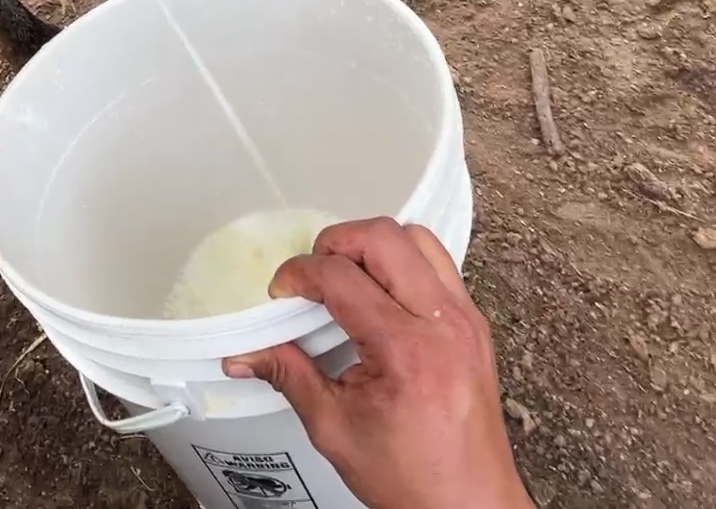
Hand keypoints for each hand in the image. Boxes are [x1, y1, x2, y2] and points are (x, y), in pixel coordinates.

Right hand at [225, 220, 532, 508]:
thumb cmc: (409, 478)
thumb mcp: (333, 428)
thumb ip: (286, 374)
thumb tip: (241, 354)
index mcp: (406, 350)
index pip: (340, 276)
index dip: (298, 274)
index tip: (281, 293)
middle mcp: (442, 323)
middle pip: (382, 237)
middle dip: (335, 243)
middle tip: (313, 275)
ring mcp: (465, 318)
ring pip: (415, 237)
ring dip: (371, 245)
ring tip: (347, 275)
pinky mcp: (474, 321)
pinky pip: (437, 261)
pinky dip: (401, 260)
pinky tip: (379, 290)